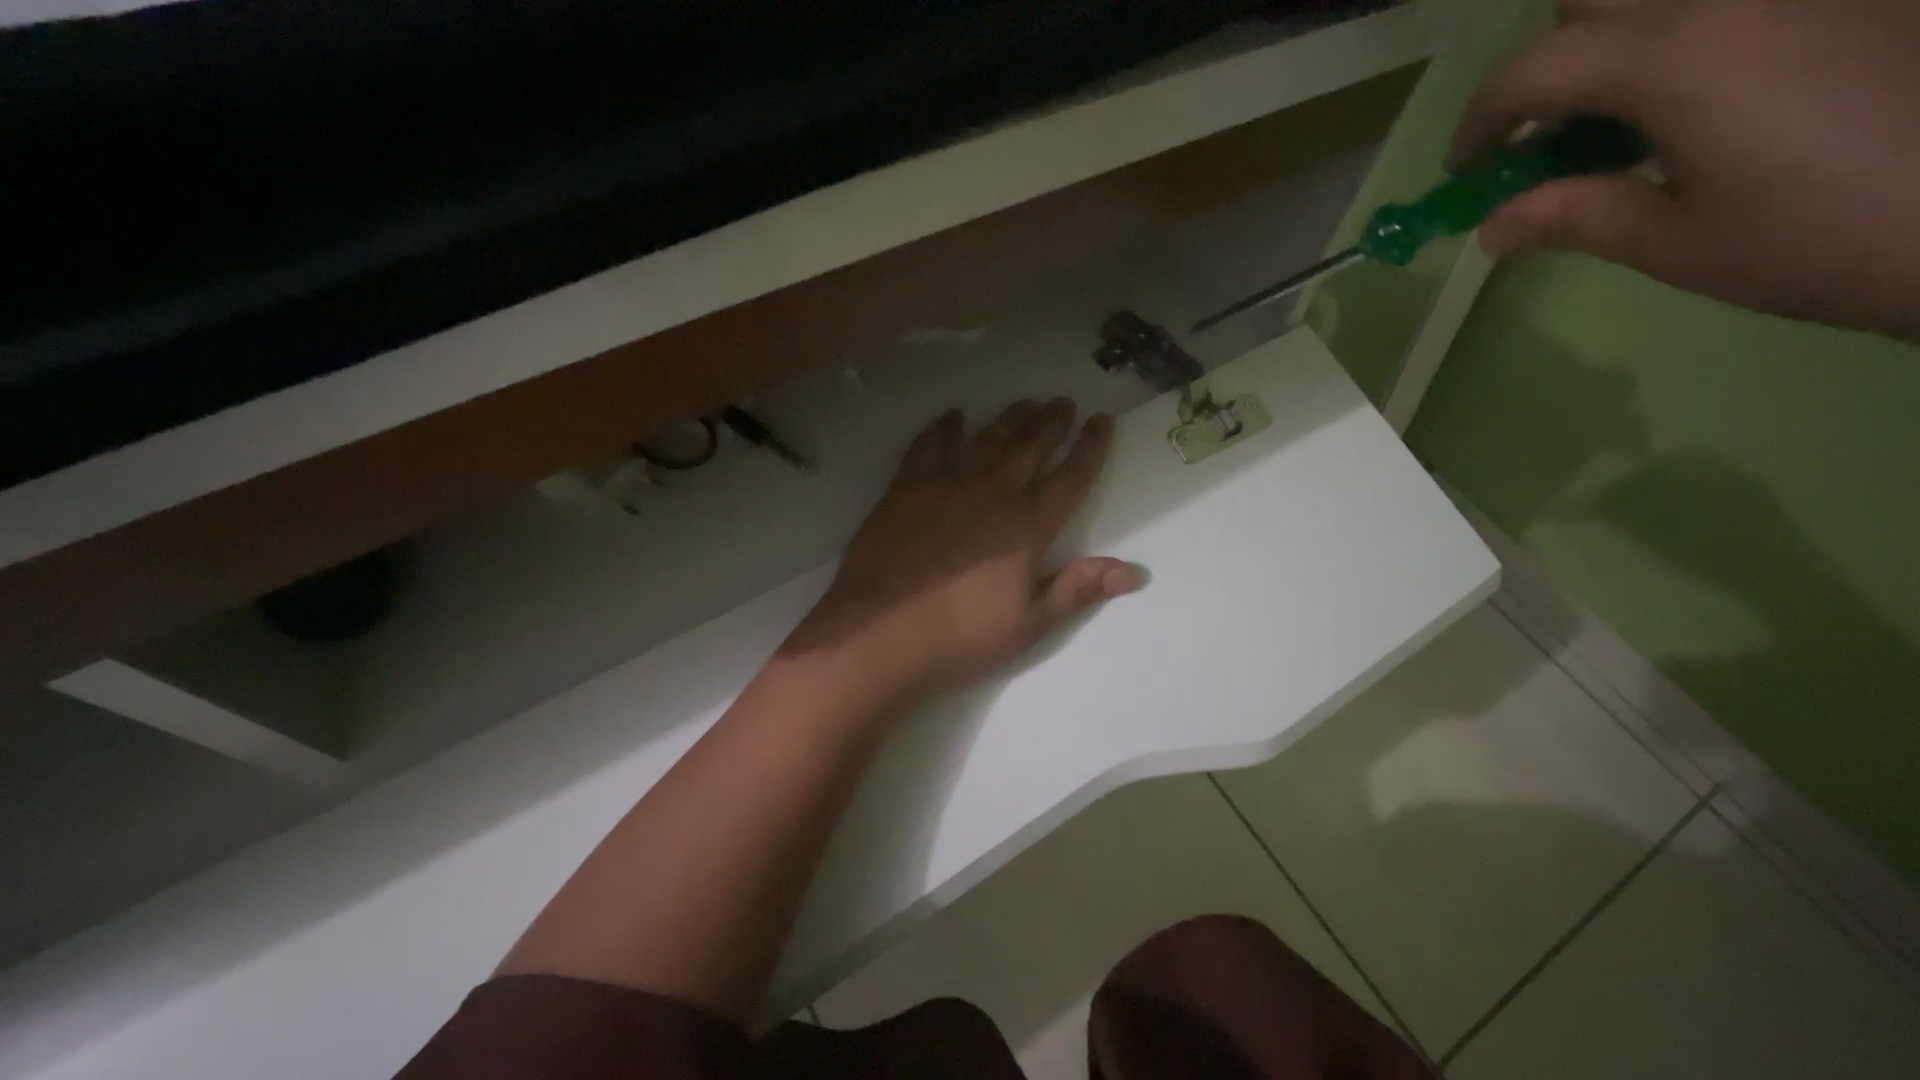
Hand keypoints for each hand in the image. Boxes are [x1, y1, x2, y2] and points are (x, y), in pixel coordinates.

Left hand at [786, 398, 1141, 698]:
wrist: (879, 633)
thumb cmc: (959, 637)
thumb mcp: (1028, 625)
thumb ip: (1077, 590)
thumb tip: (1133, 571)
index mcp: (1027, 526)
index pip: (1070, 478)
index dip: (1091, 448)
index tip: (1103, 421)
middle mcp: (991, 493)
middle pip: (1029, 447)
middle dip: (1052, 422)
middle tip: (1064, 401)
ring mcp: (945, 485)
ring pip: (986, 439)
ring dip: (1009, 418)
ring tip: (1026, 402)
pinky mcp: (905, 488)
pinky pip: (929, 446)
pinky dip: (944, 428)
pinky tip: (953, 417)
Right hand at [1454, 0, 1919, 340]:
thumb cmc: (1823, 243)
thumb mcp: (1678, 245)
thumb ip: (1573, 218)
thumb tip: (1491, 228)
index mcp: (1674, 62)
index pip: (1532, 73)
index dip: (1480, 122)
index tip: (1464, 171)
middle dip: (1548, 60)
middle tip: (1550, 130)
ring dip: (1617, 43)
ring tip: (1630, 116)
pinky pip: (1735, 3)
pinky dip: (1689, 39)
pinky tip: (1713, 100)